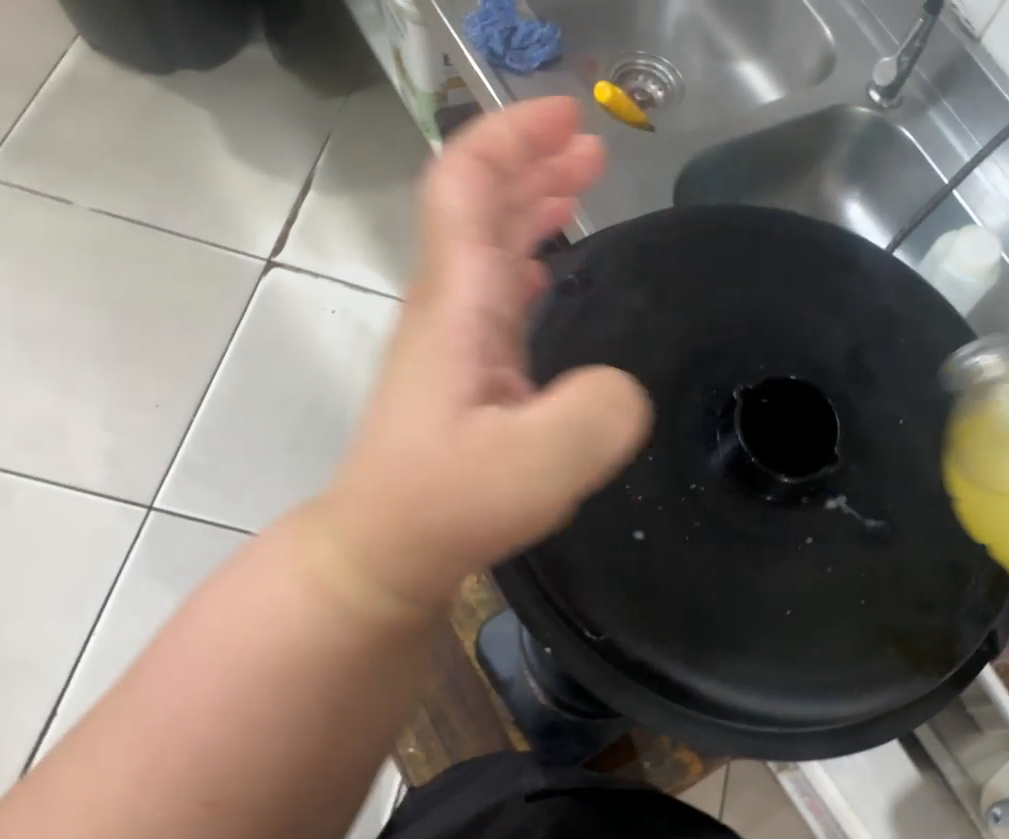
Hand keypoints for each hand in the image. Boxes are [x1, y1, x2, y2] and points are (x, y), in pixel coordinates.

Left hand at [324, 98, 652, 611]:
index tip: (572, 119)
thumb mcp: (538, 466)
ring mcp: (451, 342)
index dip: (513, 139)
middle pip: (480, 205)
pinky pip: (493, 292)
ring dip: (533, 205)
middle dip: (534, 162)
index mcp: (459, 307)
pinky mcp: (460, 376)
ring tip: (584, 184)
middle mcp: (449, 309)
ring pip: (486, 245)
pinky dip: (526, 261)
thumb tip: (625, 387)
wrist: (383, 550)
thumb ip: (597, 414)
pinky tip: (549, 271)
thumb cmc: (448, 504)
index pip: (468, 187)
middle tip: (596, 147)